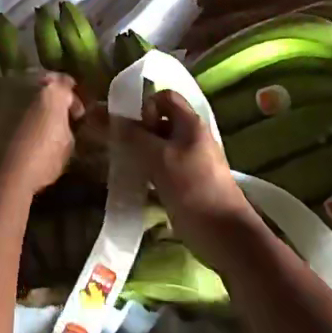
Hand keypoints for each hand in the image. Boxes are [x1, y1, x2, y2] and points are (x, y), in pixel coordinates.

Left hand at [0, 71, 85, 199]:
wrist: (2, 174)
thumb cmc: (43, 158)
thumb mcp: (67, 143)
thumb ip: (65, 125)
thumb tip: (60, 122)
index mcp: (52, 89)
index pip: (67, 85)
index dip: (74, 101)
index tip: (76, 116)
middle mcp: (29, 82)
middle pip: (44, 79)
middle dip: (51, 92)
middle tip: (57, 109)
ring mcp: (7, 92)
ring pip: (24, 84)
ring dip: (32, 95)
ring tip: (38, 113)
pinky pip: (10, 98)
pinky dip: (17, 105)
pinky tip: (21, 119)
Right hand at [117, 88, 262, 268]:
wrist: (225, 235)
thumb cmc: (193, 189)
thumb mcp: (159, 159)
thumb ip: (133, 136)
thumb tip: (107, 116)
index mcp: (190, 123)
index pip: (164, 97)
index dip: (145, 105)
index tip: (129, 126)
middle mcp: (191, 137)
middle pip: (160, 121)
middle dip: (138, 130)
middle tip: (118, 146)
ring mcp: (190, 161)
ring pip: (160, 146)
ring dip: (141, 152)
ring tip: (122, 165)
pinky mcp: (187, 183)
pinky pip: (162, 167)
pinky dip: (148, 170)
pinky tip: (135, 183)